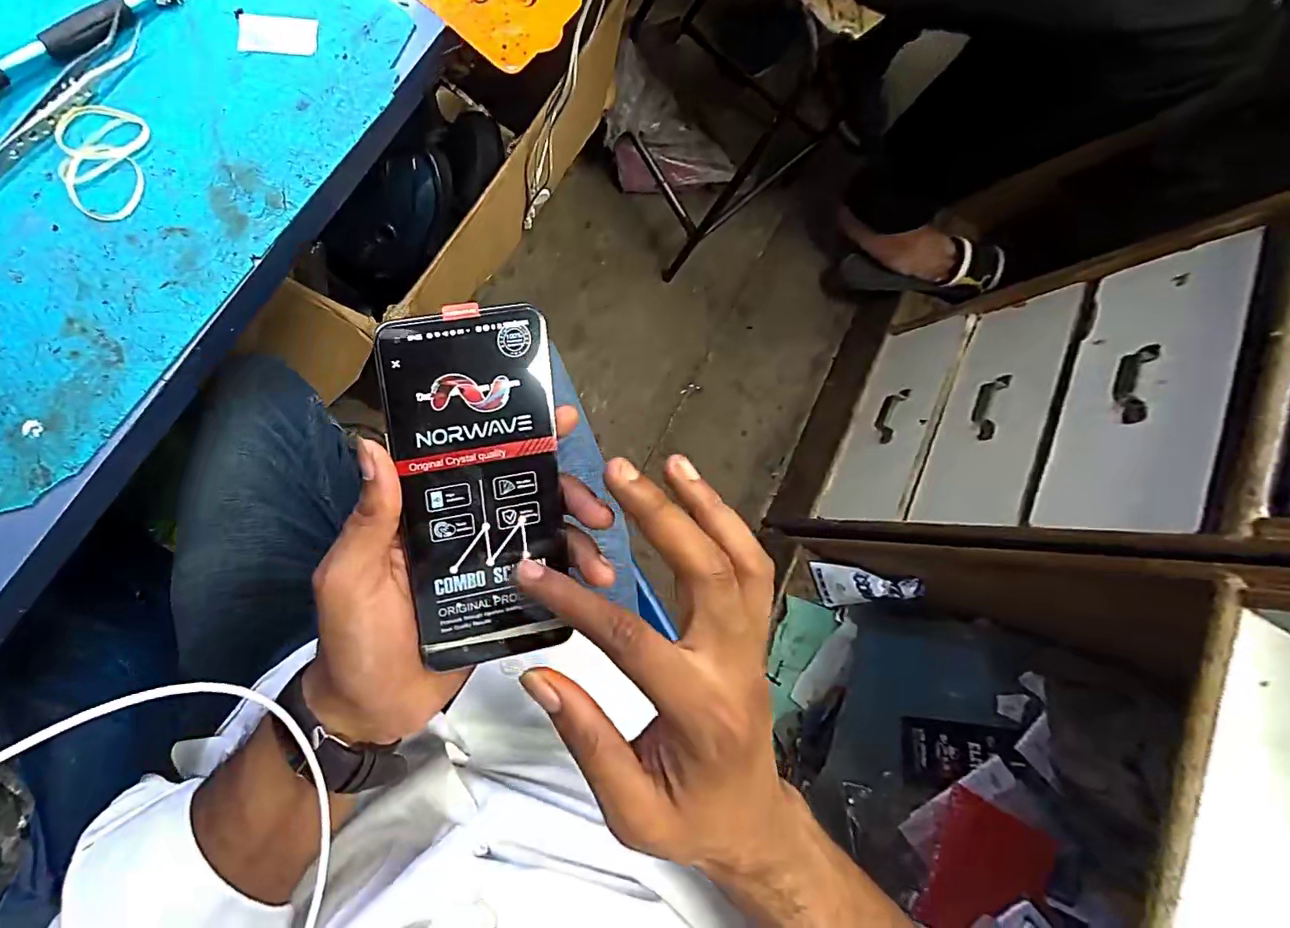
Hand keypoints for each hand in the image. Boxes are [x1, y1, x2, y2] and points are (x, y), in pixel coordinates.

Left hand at [302, 406, 619, 744]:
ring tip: (600, 560)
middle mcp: (455, 529)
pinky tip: (593, 583)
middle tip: (595, 509)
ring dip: (575, 536)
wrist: (371, 710)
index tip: (554, 421)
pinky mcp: (498, 601)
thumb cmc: (350, 639)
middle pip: (516, 494)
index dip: (511, 437)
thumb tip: (372, 446)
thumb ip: (368, 518)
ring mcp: (480, 565)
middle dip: (562, 492)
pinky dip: (569, 576)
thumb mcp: (348, 575)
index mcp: (418, 512)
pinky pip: (540, 578)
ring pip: (536, 534)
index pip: (466, 461)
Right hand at [513, 455, 907, 926]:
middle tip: (618, 473)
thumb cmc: (693, 820)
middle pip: (708, 575)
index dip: (576, 602)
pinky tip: (695, 493)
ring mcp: (751, 645)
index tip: (532, 573)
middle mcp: (733, 666)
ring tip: (671, 463)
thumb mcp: (632, 809)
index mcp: (700, 710)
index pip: (631, 640)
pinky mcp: (752, 634)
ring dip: (707, 506)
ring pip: (743, 562)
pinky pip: (749, 570)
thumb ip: (587, 741)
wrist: (757, 826)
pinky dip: (725, 524)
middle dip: (661, 517)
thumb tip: (539, 676)